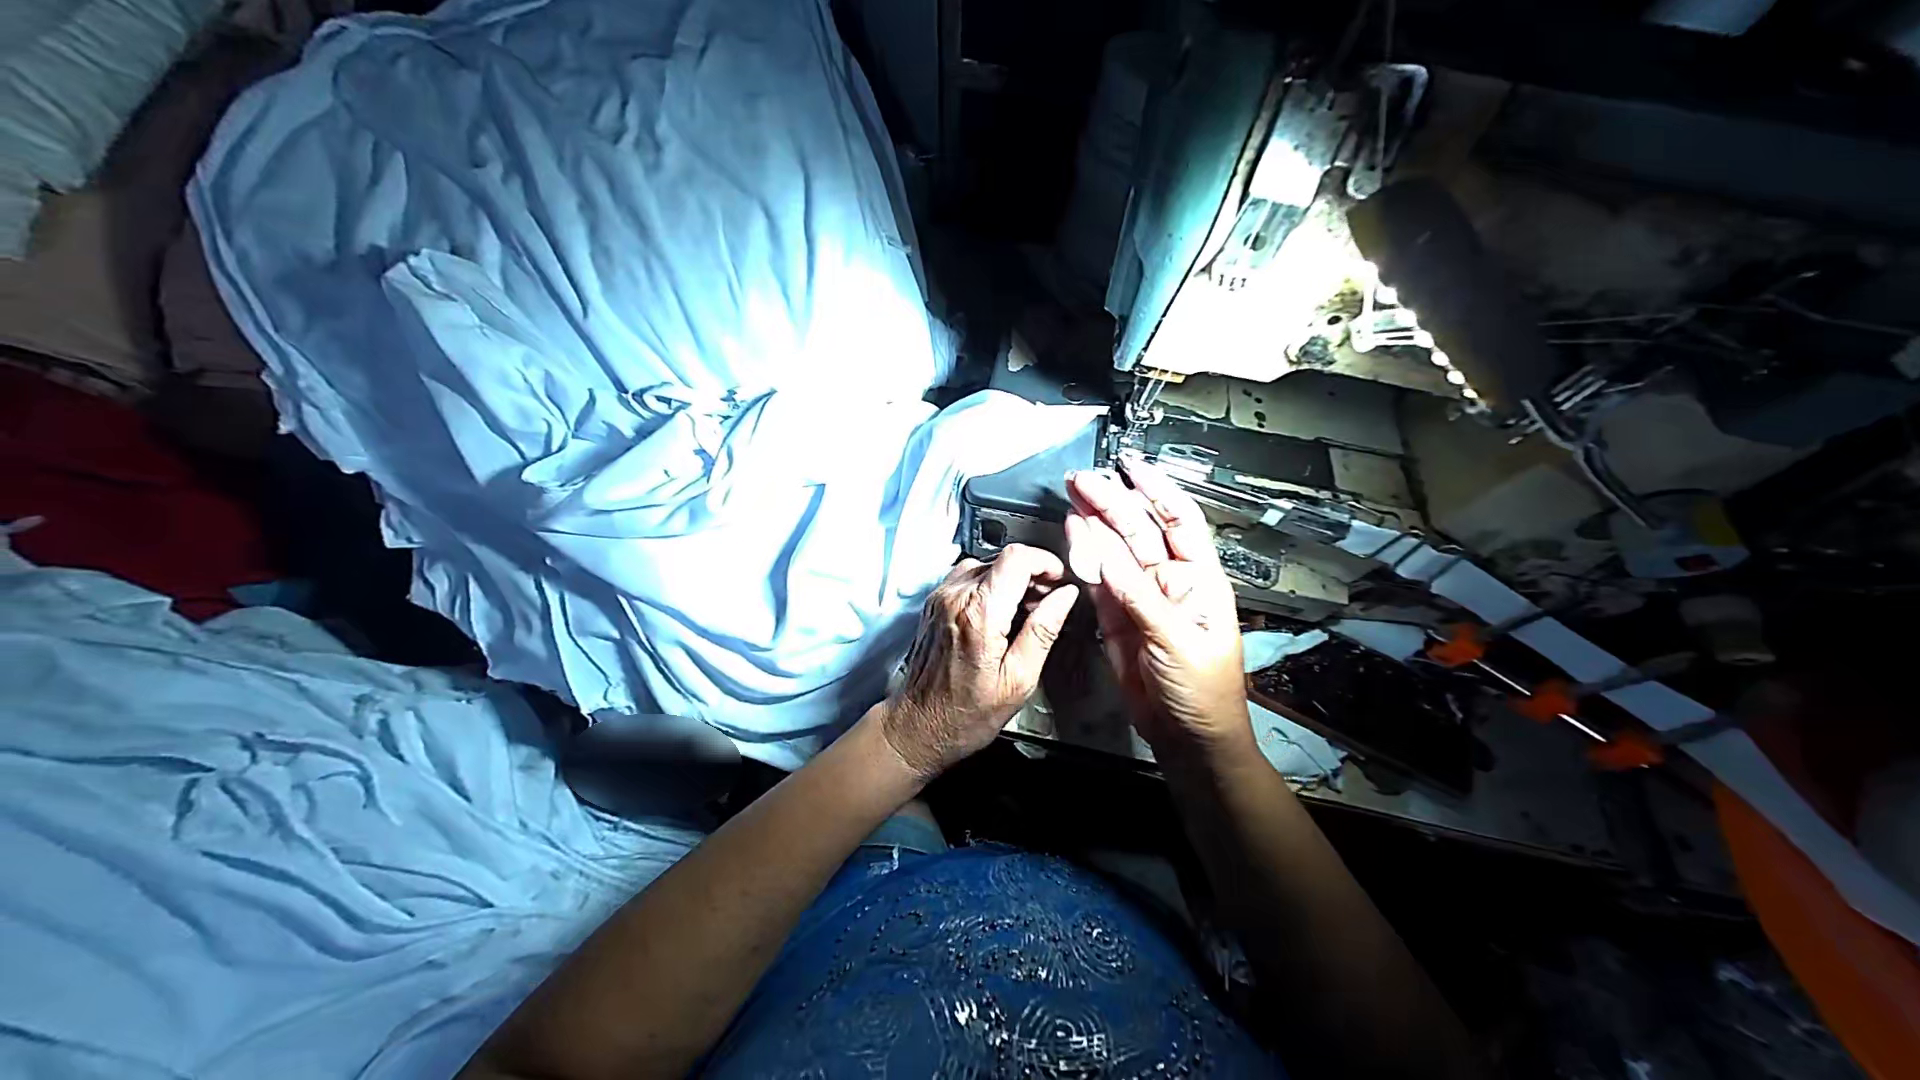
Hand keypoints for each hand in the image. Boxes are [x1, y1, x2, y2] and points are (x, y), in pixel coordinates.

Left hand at [878, 545, 1080, 780]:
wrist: (918, 726)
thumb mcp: (1019, 679)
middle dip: (1033, 575)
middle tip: (1049, 602)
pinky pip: (968, 578)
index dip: (1045, 562)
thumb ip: (1043, 630)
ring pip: (987, 565)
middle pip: (1002, 559)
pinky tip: (1001, 613)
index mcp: (979, 615)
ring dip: (1012, 580)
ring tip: (1026, 611)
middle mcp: (955, 599)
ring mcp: (941, 599)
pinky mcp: (934, 604)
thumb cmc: (964, 714)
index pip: (1016, 558)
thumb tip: (1065, 597)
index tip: (1059, 580)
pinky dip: (991, 586)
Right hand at [1065, 458, 1249, 758]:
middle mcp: (1169, 580)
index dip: (1157, 490)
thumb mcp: (1178, 641)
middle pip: (1139, 529)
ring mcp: (1140, 595)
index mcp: (1200, 578)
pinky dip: (1084, 556)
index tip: (1132, 467)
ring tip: (1073, 495)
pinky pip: (1098, 579)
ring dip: (1094, 522)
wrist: (1186, 734)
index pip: (1179, 521)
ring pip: (1114, 550)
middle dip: (1112, 501)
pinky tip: (1074, 532)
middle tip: (1083, 480)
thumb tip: (1111, 561)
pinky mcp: (1116, 615)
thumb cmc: (1204, 691)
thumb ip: (1141, 600)